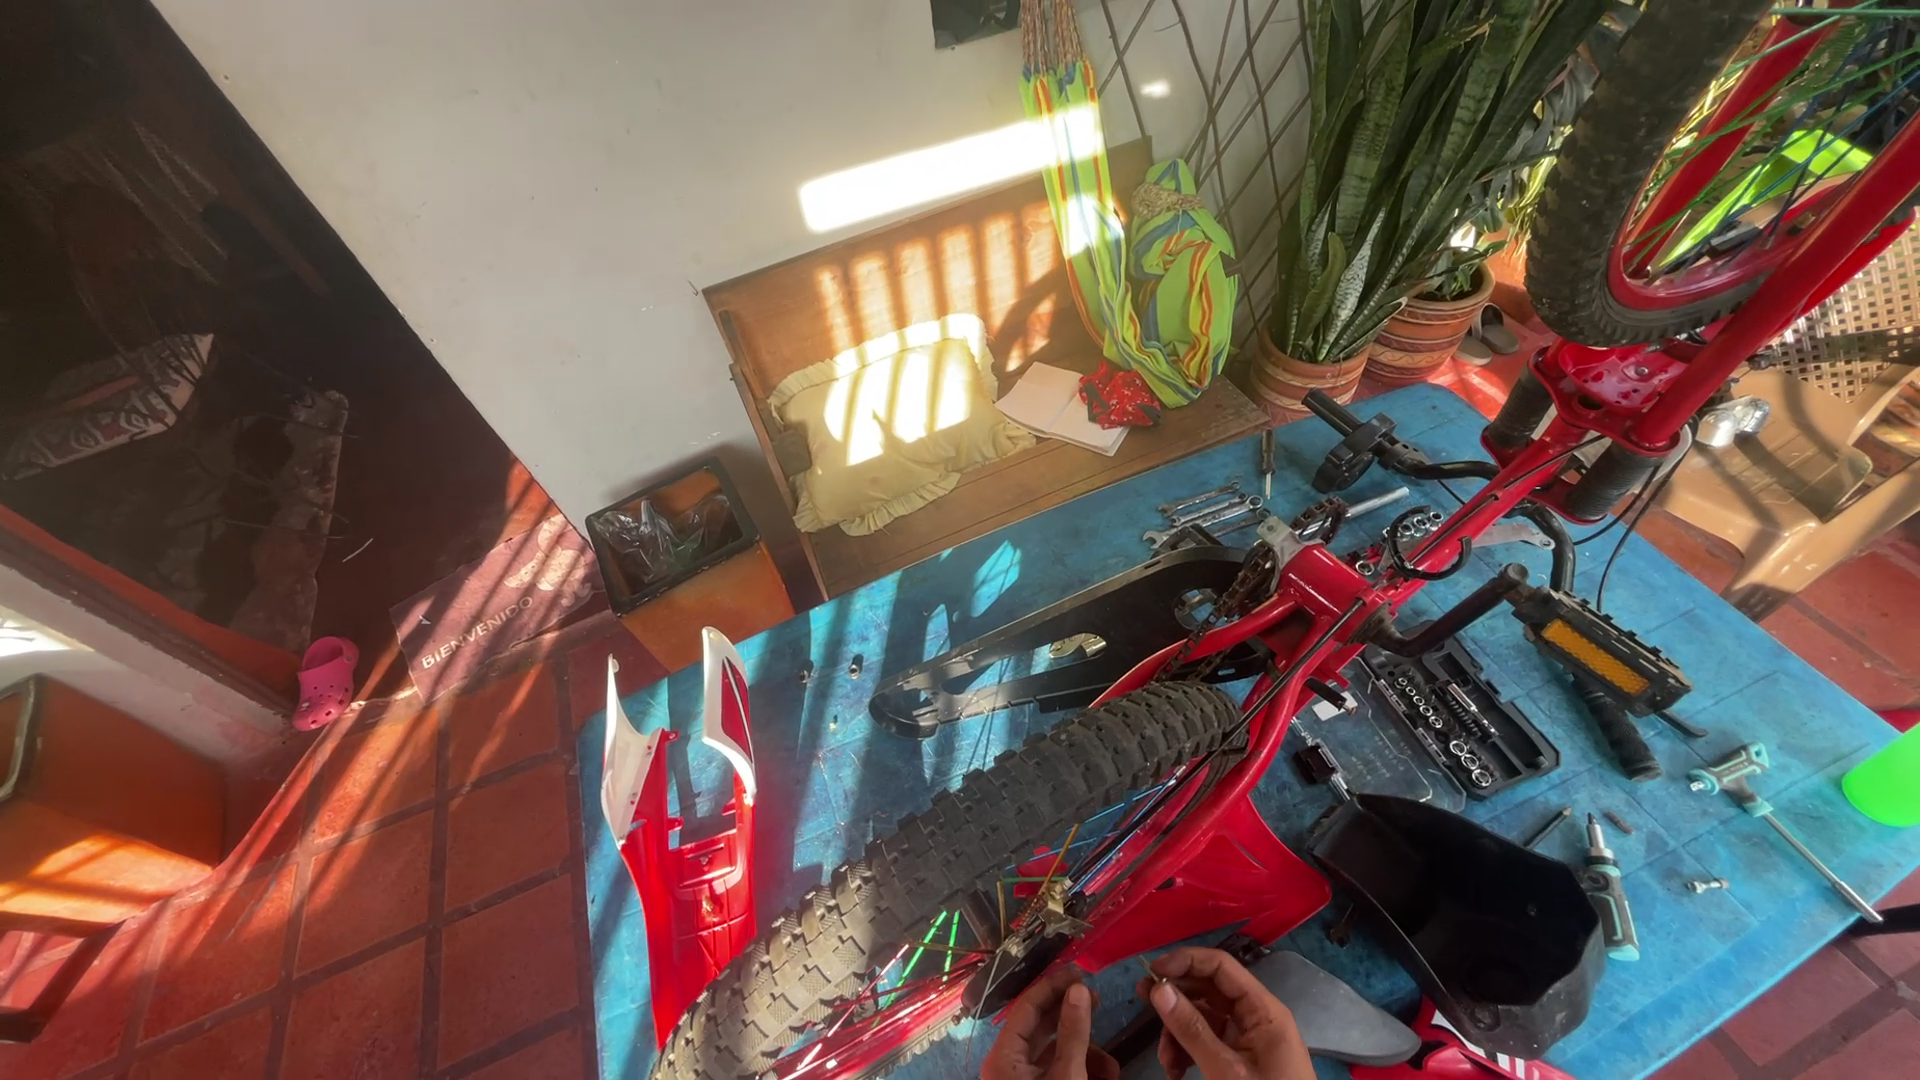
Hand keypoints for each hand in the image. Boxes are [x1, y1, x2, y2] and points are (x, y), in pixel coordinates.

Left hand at [981, 965, 1120, 1079]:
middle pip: (1039, 1027)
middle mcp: (1006, 1064)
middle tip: (1097, 1000)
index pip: (1027, 1005)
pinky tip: (1104, 1073)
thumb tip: (1078, 988)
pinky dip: (1079, 1068)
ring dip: (1084, 1052)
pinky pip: (1055, 1072)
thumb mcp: (1066, 1075)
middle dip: (1072, 1016)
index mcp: (1002, 1054)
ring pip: (1052, 1052)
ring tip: (1111, 1064)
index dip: (1054, 985)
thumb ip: (1073, 1032)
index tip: (1080, 972)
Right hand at [1134, 948, 1312, 1078]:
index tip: (1152, 973)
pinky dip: (1188, 1052)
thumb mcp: (1226, 1072)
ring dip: (1178, 1033)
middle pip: (1209, 991)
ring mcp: (1249, 1040)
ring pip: (1204, 1018)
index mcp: (1263, 1010)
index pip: (1220, 966)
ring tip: (1165, 1060)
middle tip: (1142, 1002)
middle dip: (1176, 1000)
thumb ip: (1192, 1030)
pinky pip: (1208, 1042)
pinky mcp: (1242, 1060)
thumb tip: (1158, 989)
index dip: (1185, 961)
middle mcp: (1256, 1017)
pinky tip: (1176, 1070)